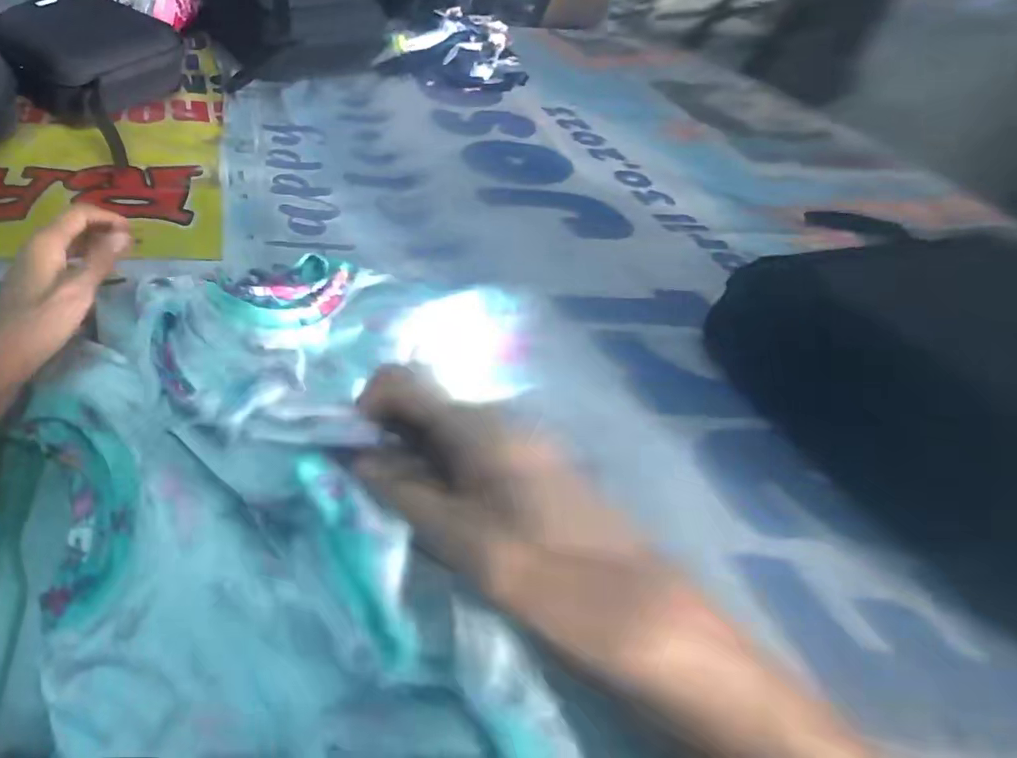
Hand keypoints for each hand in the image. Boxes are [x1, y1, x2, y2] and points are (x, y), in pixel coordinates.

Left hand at [0, 206, 131, 427]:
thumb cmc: (38, 326)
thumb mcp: (77, 293)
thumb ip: (101, 260)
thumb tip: (124, 234)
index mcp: (45, 243)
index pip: (79, 213)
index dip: (107, 217)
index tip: (132, 232)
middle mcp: (33, 248)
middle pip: (70, 226)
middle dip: (100, 230)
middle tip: (127, 247)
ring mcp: (28, 268)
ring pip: (63, 246)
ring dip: (90, 247)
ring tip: (114, 261)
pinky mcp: (27, 287)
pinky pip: (57, 263)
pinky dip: (78, 264)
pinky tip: (90, 282)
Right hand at [345, 368, 671, 672]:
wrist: (665, 637)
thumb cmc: (550, 580)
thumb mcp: (458, 539)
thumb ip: (397, 490)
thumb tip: (352, 457)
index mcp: (479, 425)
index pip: (398, 380)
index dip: (362, 405)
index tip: (351, 452)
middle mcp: (500, 421)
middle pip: (419, 406)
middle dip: (384, 438)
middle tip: (375, 492)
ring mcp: (524, 447)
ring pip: (442, 434)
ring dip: (411, 462)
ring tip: (412, 515)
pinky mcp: (538, 475)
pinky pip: (470, 456)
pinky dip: (442, 476)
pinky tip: (451, 522)